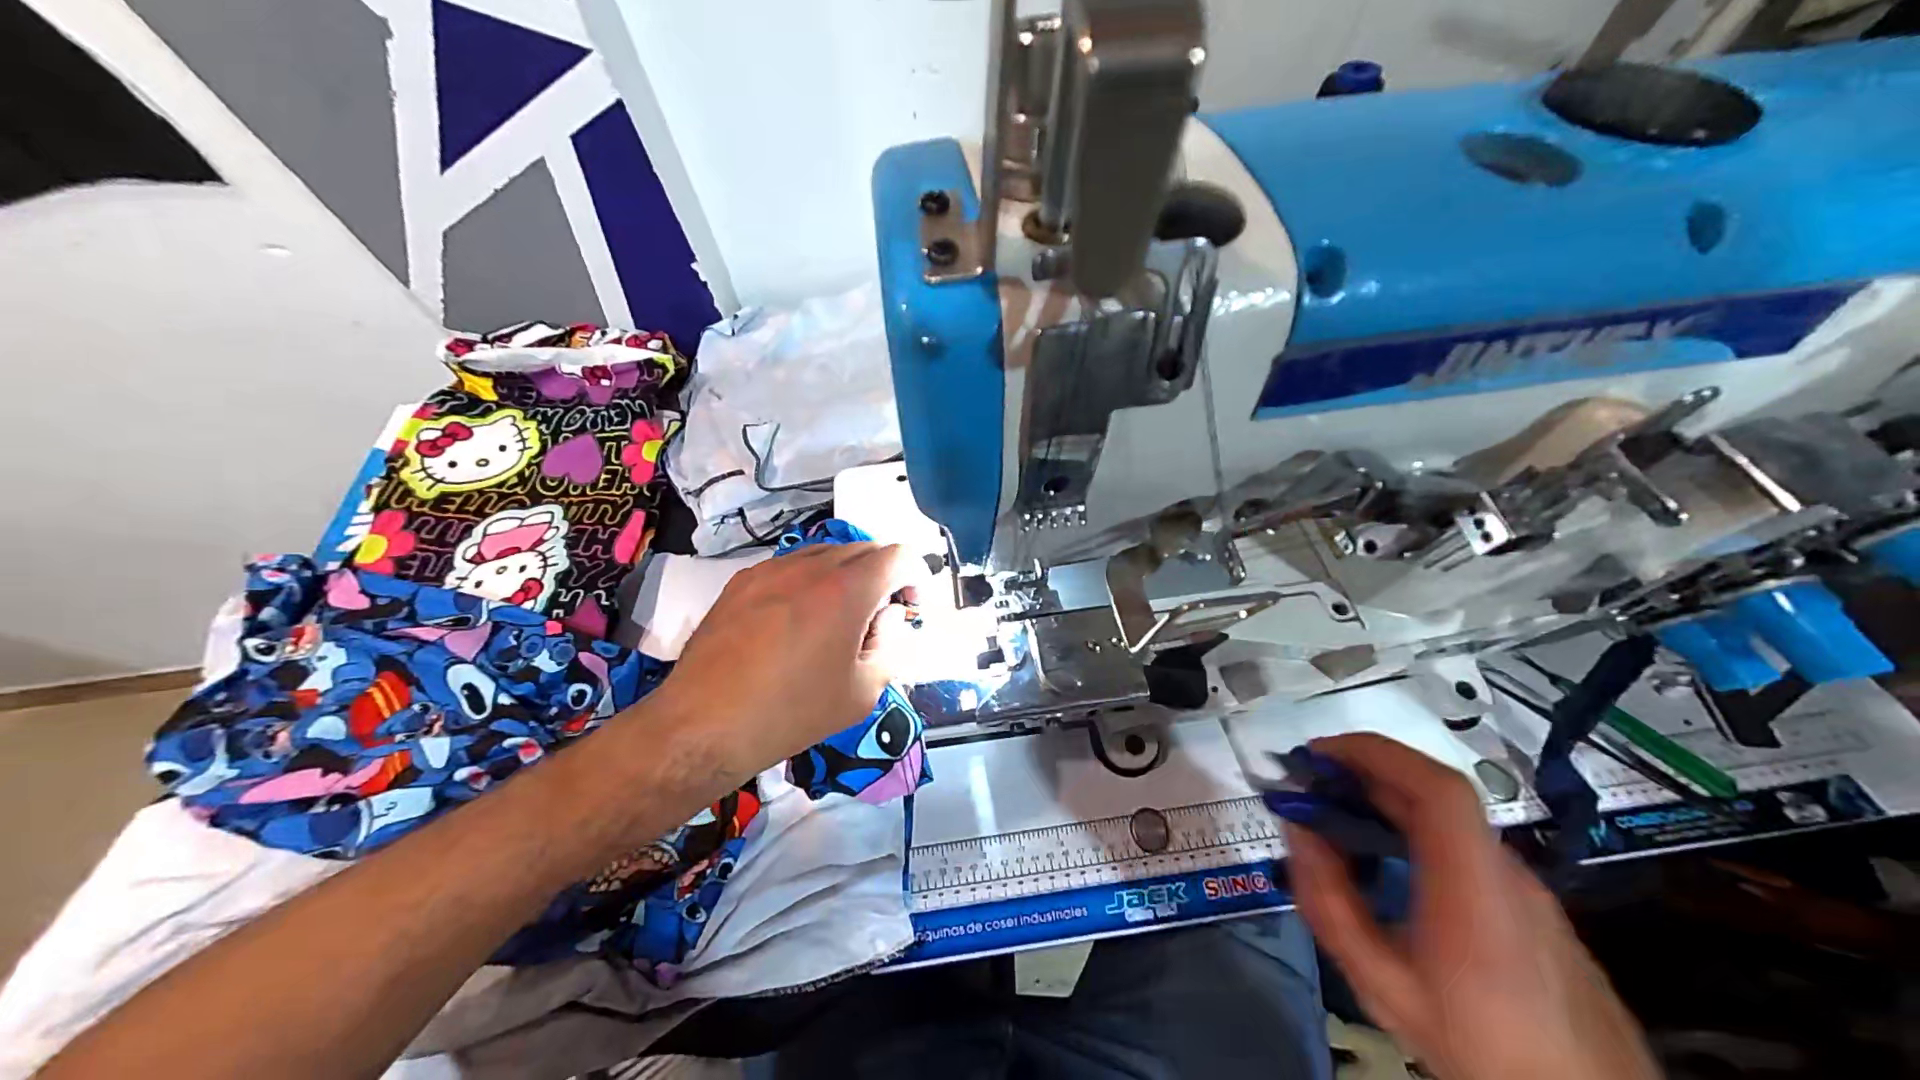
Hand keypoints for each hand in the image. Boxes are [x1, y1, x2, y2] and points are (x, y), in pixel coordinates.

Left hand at [648, 542, 920, 783]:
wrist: (705, 724)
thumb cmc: (791, 713)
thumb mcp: (863, 692)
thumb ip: (892, 645)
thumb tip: (889, 617)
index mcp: (847, 590)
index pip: (898, 555)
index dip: (914, 576)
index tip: (908, 606)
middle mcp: (810, 567)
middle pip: (863, 549)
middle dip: (881, 576)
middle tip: (876, 618)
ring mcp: (771, 570)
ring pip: (825, 554)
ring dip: (844, 576)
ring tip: (834, 620)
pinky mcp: (742, 582)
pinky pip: (790, 567)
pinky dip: (807, 582)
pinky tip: (794, 621)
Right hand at [1285, 734, 1658, 1079]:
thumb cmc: (1478, 1044)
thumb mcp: (1382, 985)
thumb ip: (1331, 904)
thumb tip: (1299, 832)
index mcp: (1474, 885)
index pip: (1436, 787)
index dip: (1375, 753)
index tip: (1318, 755)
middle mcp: (1507, 870)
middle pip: (1437, 793)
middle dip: (1365, 773)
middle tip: (1310, 783)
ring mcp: (1527, 886)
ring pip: (1449, 819)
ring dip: (1387, 801)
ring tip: (1336, 818)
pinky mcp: (1534, 905)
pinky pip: (1463, 845)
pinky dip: (1413, 829)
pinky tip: (1385, 862)